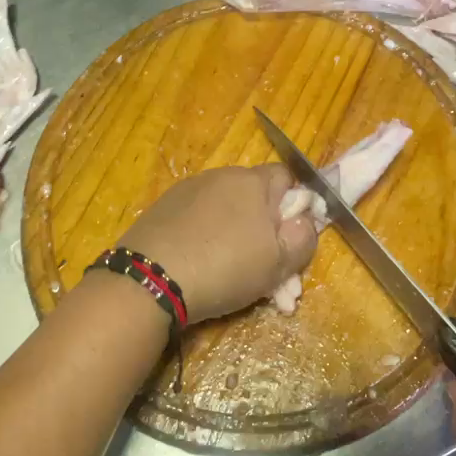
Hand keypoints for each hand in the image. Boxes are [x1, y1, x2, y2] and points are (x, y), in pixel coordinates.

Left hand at [117, 165, 316, 321]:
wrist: (149, 279)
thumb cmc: (225, 266)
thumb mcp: (278, 263)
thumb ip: (302, 239)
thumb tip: (305, 221)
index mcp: (252, 181)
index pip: (286, 177)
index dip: (294, 207)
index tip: (289, 239)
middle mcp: (219, 176)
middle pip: (253, 197)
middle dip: (263, 229)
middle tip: (264, 269)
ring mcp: (187, 191)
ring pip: (223, 212)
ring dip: (232, 236)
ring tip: (229, 276)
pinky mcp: (161, 210)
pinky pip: (195, 222)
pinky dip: (203, 240)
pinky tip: (198, 269)